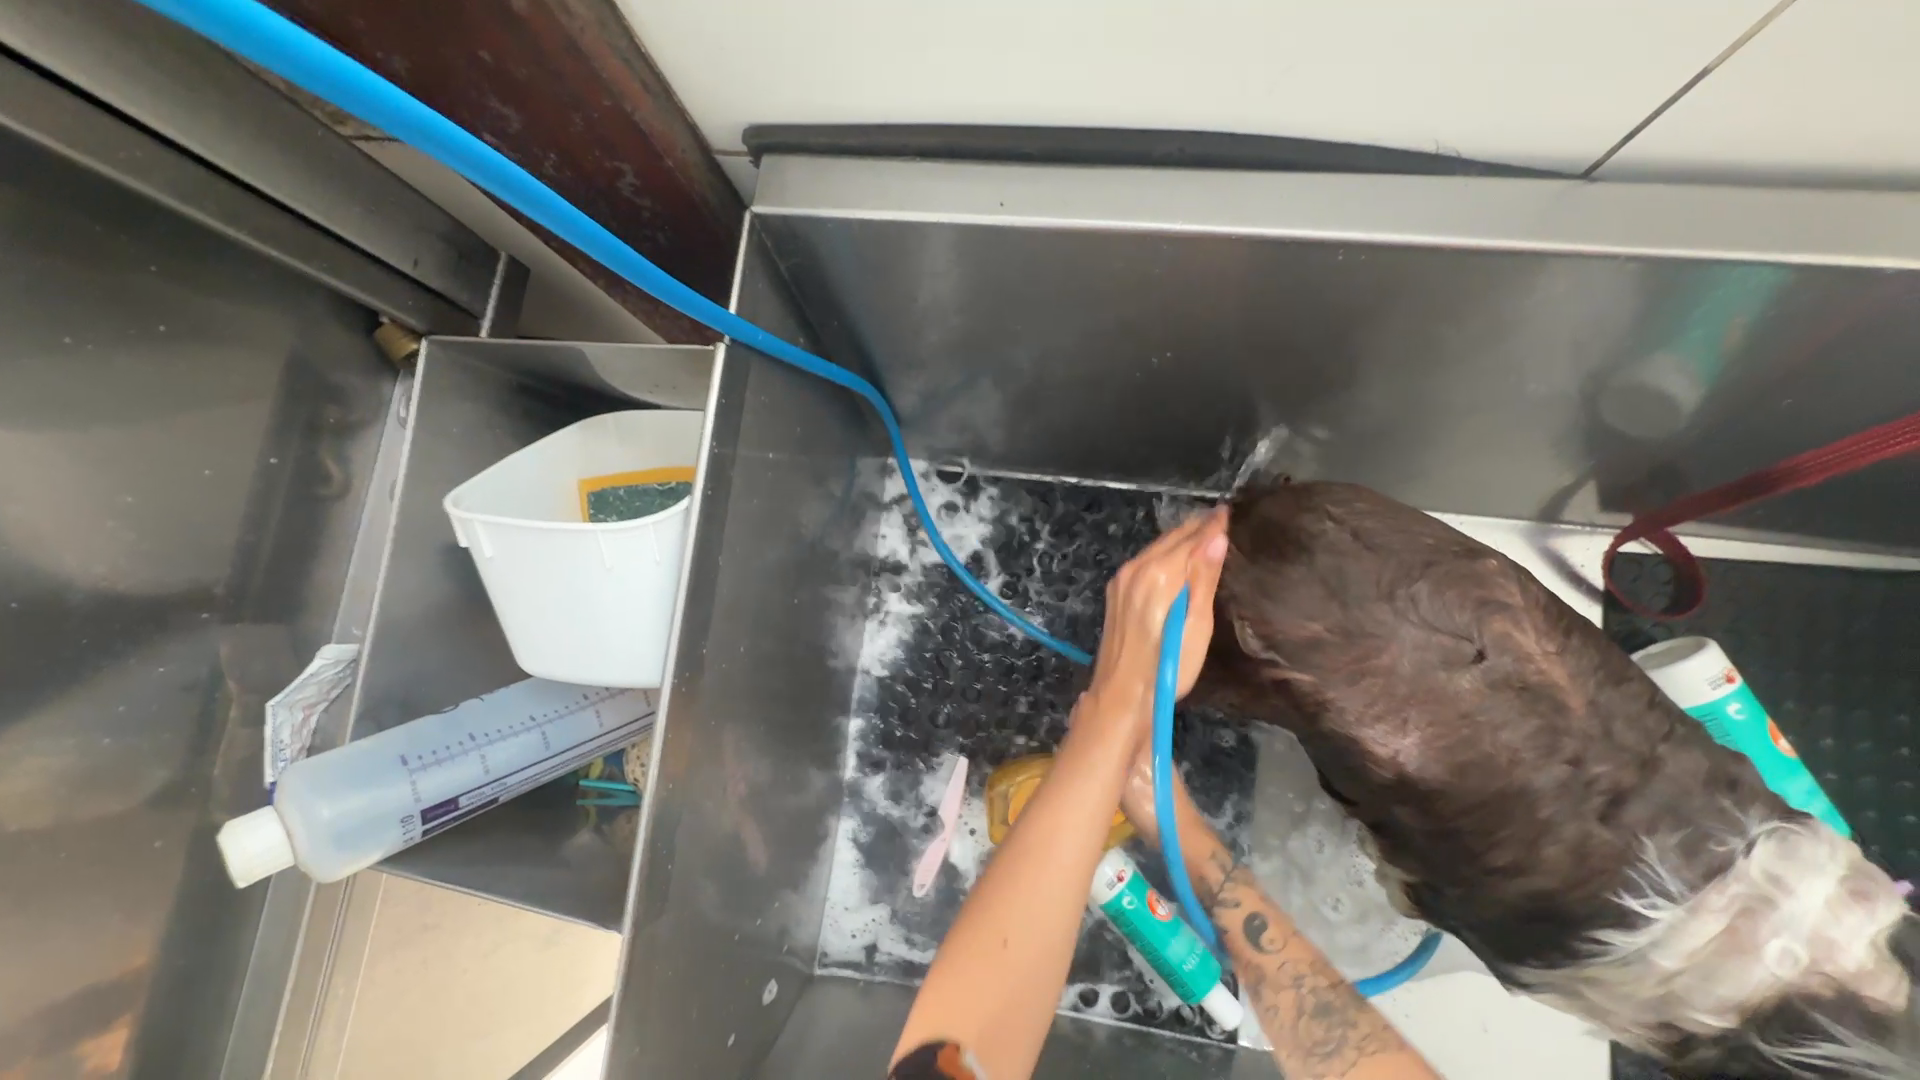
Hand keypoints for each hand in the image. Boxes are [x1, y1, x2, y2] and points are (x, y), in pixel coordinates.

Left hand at [1076, 506, 1228, 750]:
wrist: (1122, 695)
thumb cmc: (1169, 667)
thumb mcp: (1197, 625)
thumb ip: (1205, 578)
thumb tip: (1217, 536)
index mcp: (1159, 574)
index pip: (1192, 538)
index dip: (1213, 525)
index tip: (1230, 512)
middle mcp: (1136, 568)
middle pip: (1172, 538)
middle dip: (1197, 528)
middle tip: (1221, 519)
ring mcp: (1121, 580)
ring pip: (1157, 547)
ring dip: (1180, 539)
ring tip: (1205, 534)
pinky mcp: (1116, 592)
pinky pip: (1145, 561)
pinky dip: (1164, 553)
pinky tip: (1177, 559)